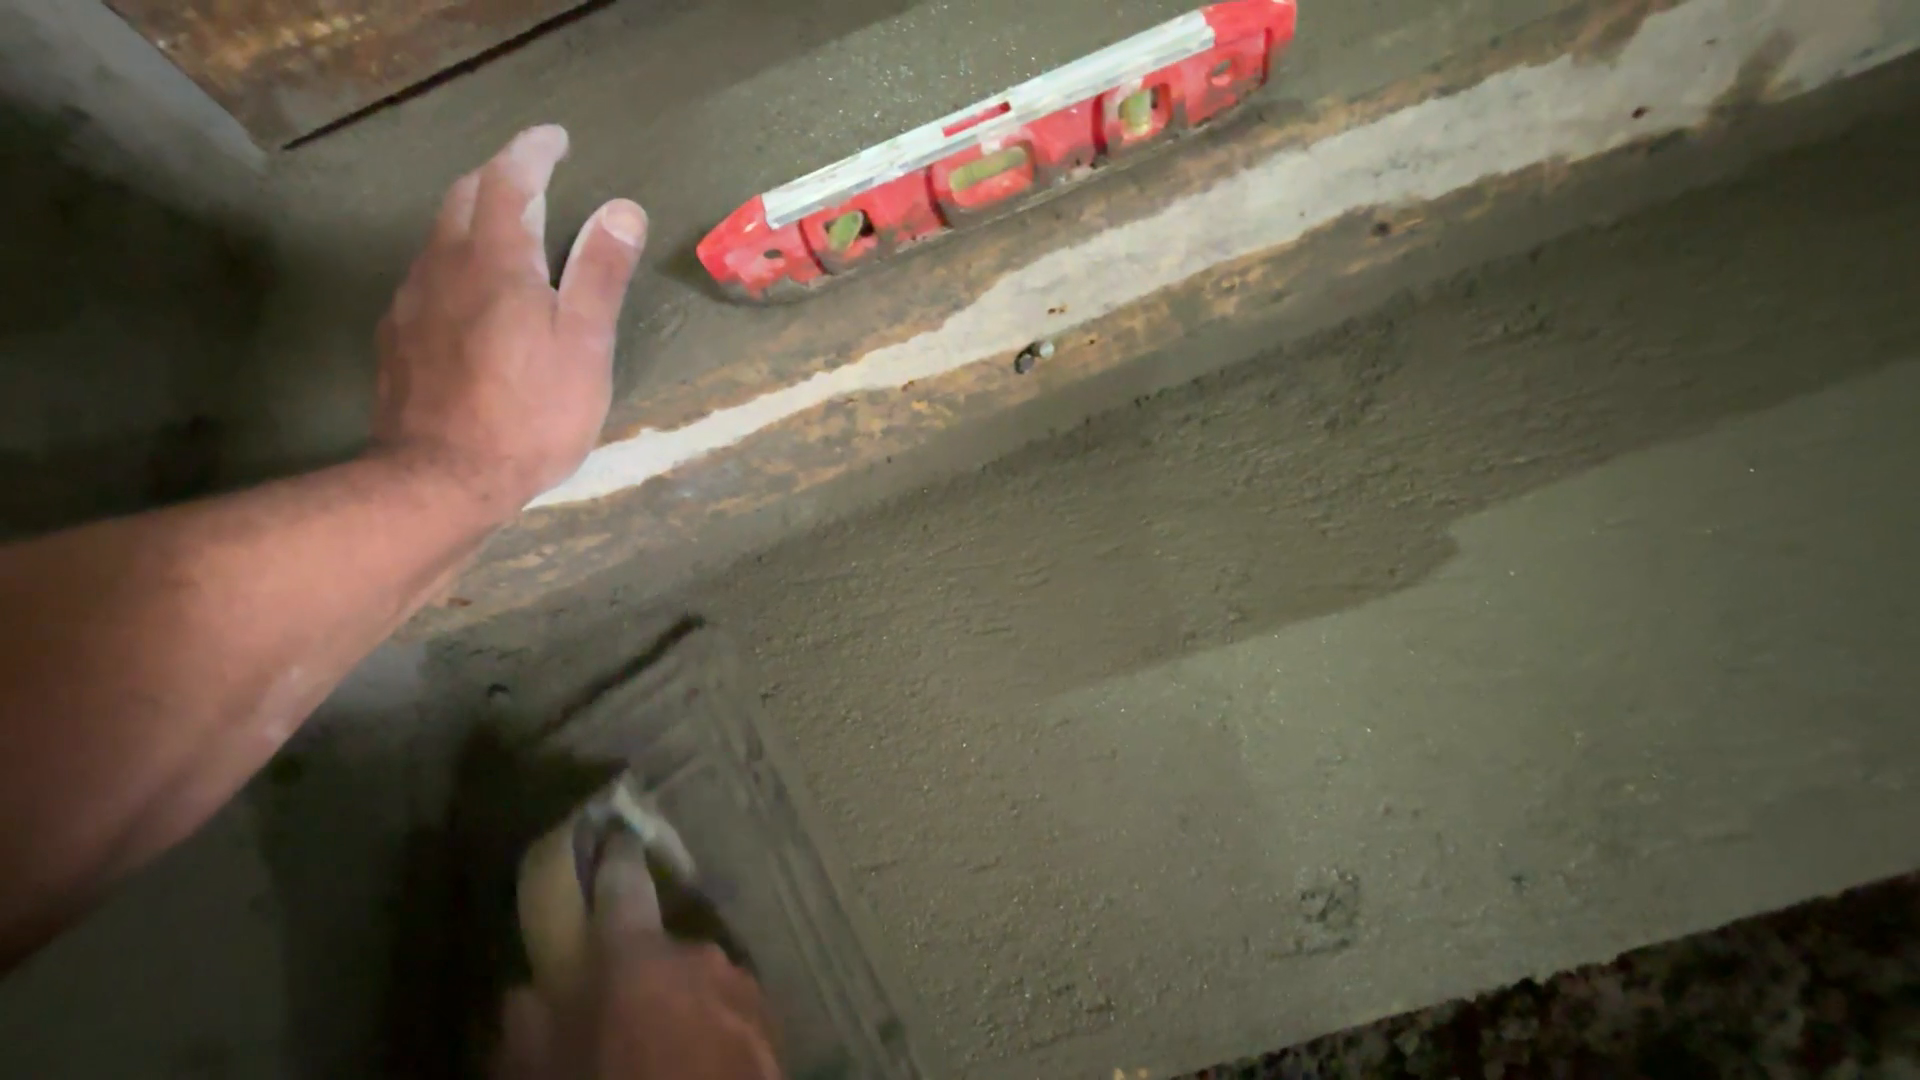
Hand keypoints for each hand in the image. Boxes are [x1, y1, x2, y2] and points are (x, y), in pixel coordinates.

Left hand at [372, 124, 646, 521]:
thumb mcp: (584, 347)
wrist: (443, 478)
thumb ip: (599, 274)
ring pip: (440, 236)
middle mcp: (444, 265)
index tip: (557, 138)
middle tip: (534, 182)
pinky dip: (456, 263)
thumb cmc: (532, 414)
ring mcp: (413, 300)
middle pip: (465, 197)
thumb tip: (622, 208)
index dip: (533, 151)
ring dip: (475, 219)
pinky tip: (473, 296)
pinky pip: (427, 276)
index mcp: (497, 262)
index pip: (510, 180)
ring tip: (509, 235)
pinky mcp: (398, 335)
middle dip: (500, 177)